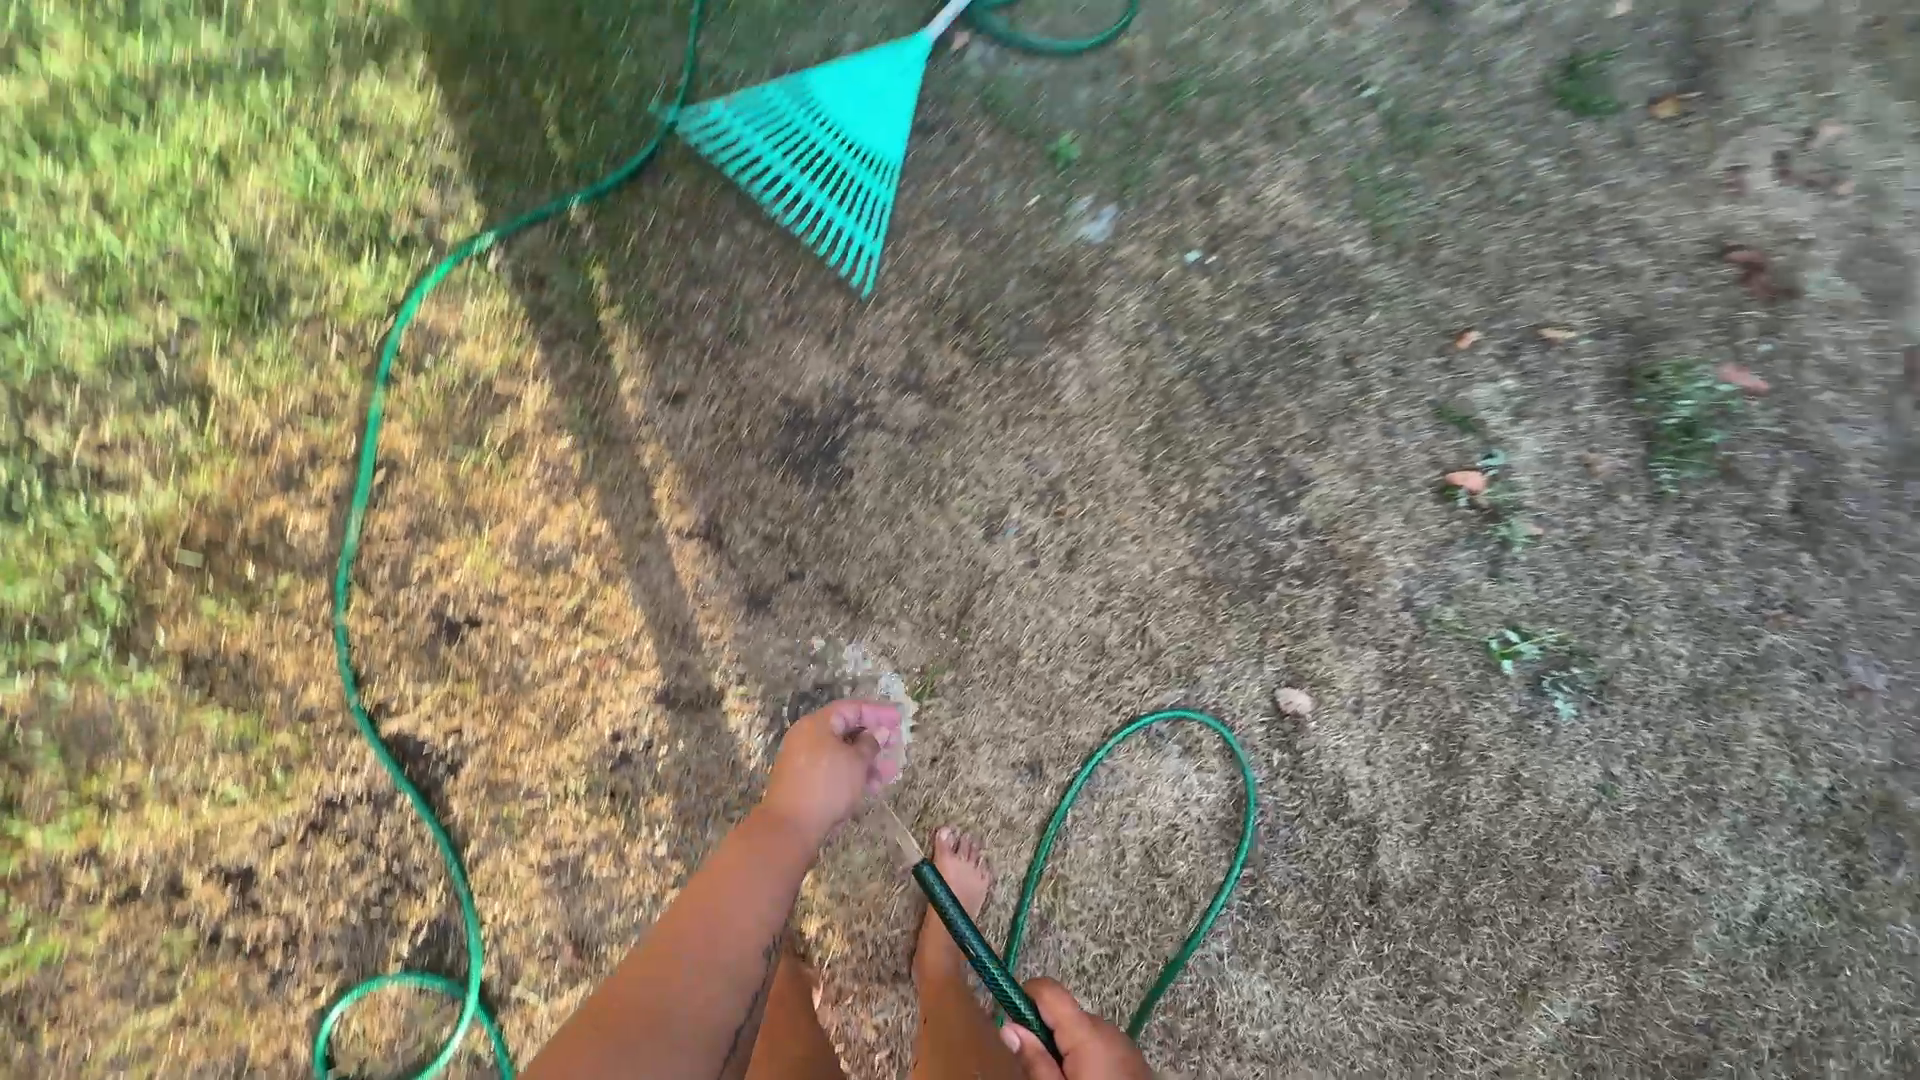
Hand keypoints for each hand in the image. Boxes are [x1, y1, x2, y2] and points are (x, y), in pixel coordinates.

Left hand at [760, 699, 901, 845]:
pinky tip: (872, 787)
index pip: (851, 709)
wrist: (790, 827)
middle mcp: (809, 737)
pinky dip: (853, 774)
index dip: (878, 712)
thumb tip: (878, 733)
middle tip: (896, 746)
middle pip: (847, 730)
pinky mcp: (806, 781)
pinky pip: (835, 769)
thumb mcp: (856, 762)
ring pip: (843, 753)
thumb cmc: (827, 786)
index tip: (899, 719)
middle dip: (875, 740)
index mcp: (817, 724)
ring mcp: (805, 760)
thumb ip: (871, 744)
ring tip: (889, 774)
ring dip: (868, 761)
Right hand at [999, 978, 1152, 1079]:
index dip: (1025, 996)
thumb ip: (1034, 1061)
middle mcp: (1106, 1028)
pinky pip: (1099, 1046)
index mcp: (1086, 1032)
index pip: (1049, 990)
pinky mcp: (1133, 1058)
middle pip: (1064, 1015)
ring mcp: (1123, 1042)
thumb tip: (1008, 1026)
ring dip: (1065, 1049)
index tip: (1011, 1021)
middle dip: (1045, 1035)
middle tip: (1037, 1069)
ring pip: (1081, 1033)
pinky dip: (1086, 1058)